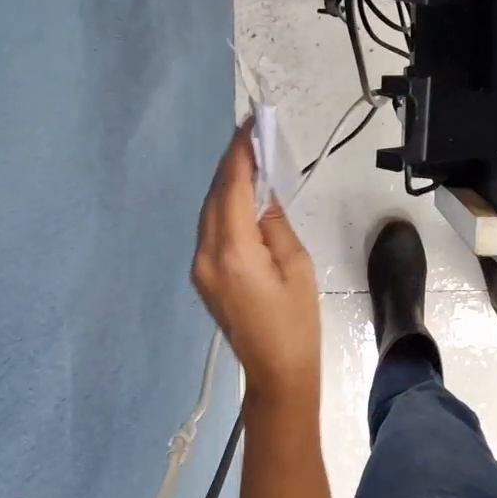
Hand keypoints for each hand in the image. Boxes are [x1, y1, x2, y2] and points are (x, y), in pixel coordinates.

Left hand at [192, 125, 320, 404]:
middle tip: (253, 135)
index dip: (241, 152)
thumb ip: (275, 221)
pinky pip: (210, 228)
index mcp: (233, 251)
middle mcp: (206, 254)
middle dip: (233, 163)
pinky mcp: (202, 276)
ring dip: (227, 183)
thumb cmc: (296, 323)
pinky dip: (224, 206)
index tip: (251, 123)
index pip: (233, 187)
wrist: (275, 374)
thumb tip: (263, 191)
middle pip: (216, 195)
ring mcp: (199, 267)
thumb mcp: (297, 265)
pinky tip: (241, 195)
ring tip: (250, 158)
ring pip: (209, 210)